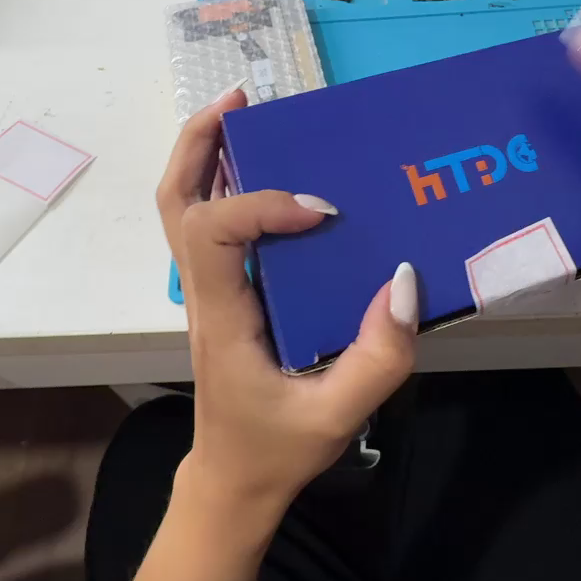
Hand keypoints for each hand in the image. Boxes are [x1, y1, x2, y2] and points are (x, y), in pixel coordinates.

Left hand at [156, 88, 418, 512]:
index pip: (214, 233)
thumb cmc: (276, 448)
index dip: (263, 206)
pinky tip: (266, 168)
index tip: (324, 212)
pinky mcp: (225, 289)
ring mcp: (209, 287)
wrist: (233, 479)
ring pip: (182, 205)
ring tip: (242, 111)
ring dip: (205, 152)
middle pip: (175, 200)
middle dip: (200, 143)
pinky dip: (225, 181)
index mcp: (221, 315)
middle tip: (239, 101)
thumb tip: (405, 280)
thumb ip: (376, 359)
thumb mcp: (335, 416)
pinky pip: (210, 222)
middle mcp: (204, 290)